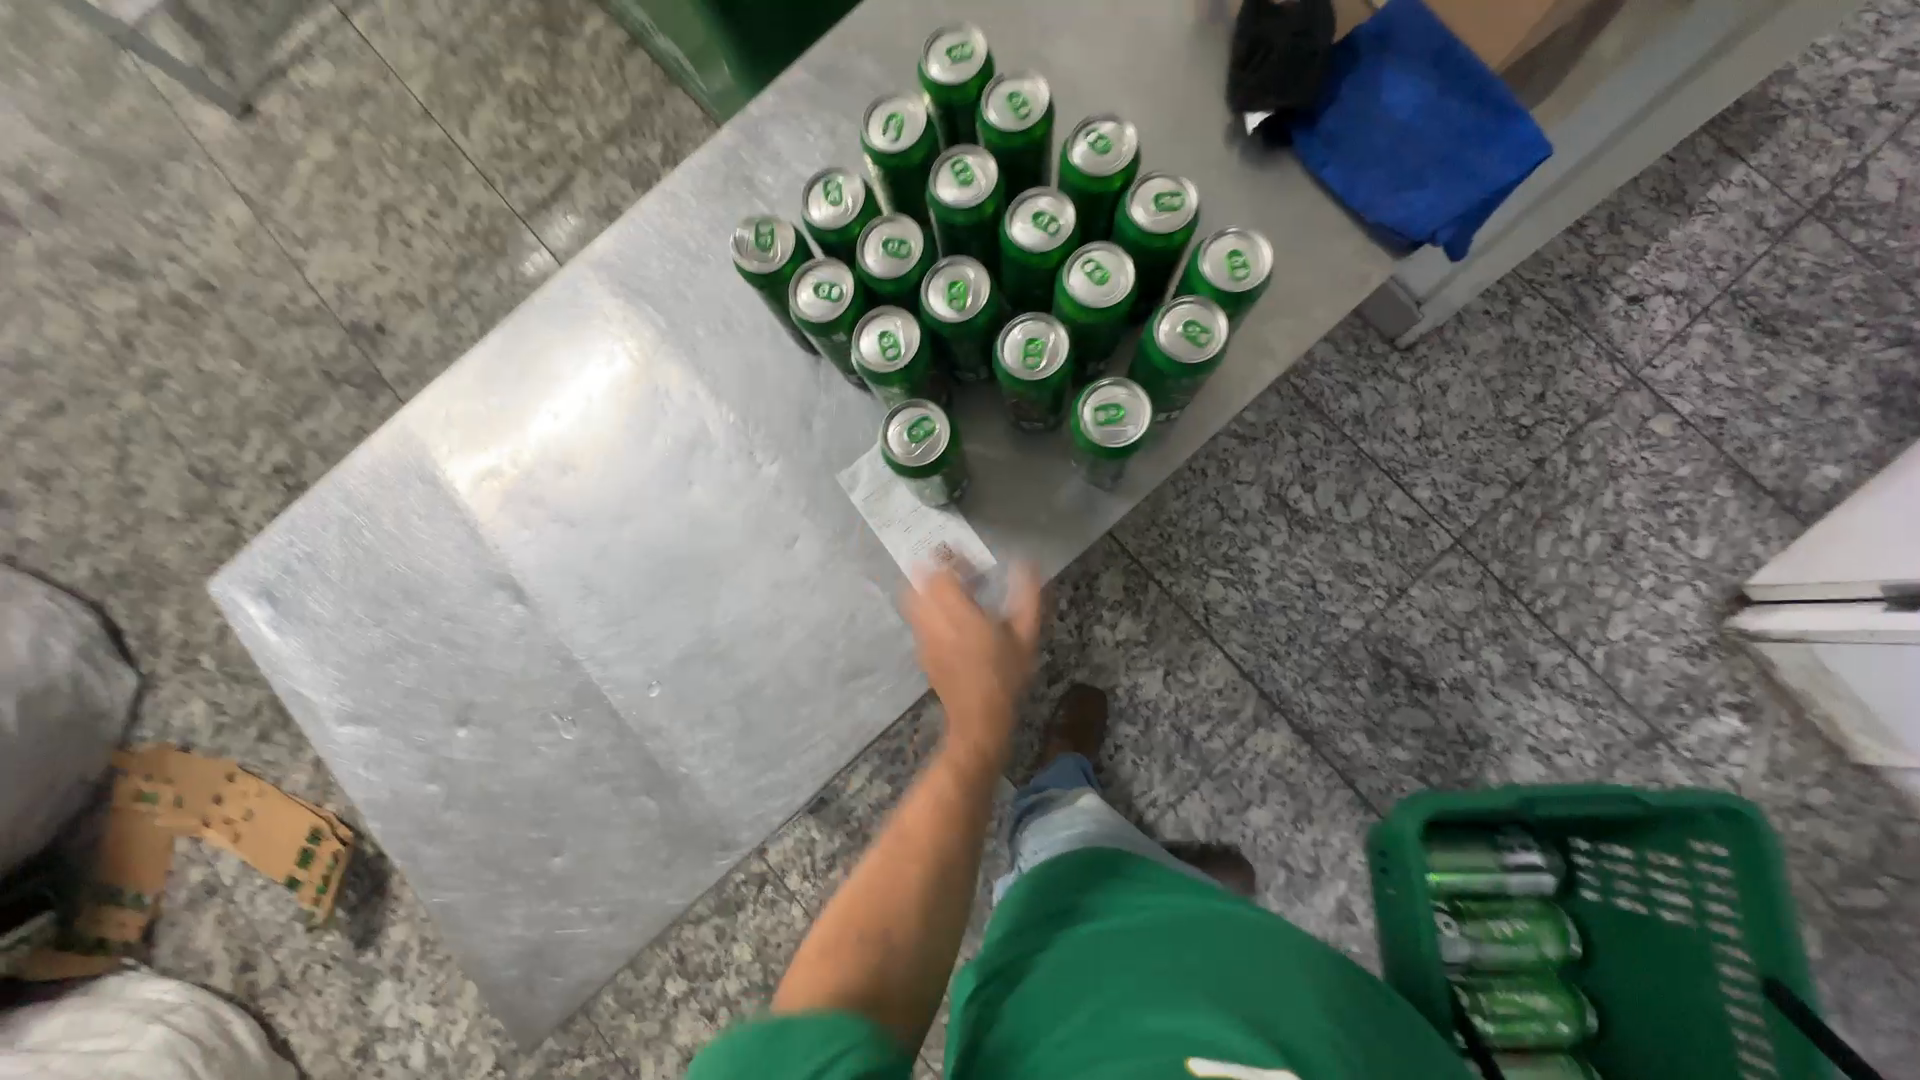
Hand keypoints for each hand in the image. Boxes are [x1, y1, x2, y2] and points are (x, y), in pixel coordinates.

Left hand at [901, 562, 1044, 774]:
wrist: (979, 719)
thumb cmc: (1006, 676)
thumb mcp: (1026, 636)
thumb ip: (1027, 596)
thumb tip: (1028, 562)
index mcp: (959, 614)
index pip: (941, 574)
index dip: (952, 561)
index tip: (969, 563)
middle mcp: (934, 622)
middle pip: (918, 582)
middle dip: (935, 571)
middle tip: (959, 575)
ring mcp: (923, 637)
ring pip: (912, 599)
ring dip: (927, 589)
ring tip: (951, 595)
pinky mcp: (920, 651)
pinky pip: (916, 619)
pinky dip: (927, 610)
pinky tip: (949, 620)